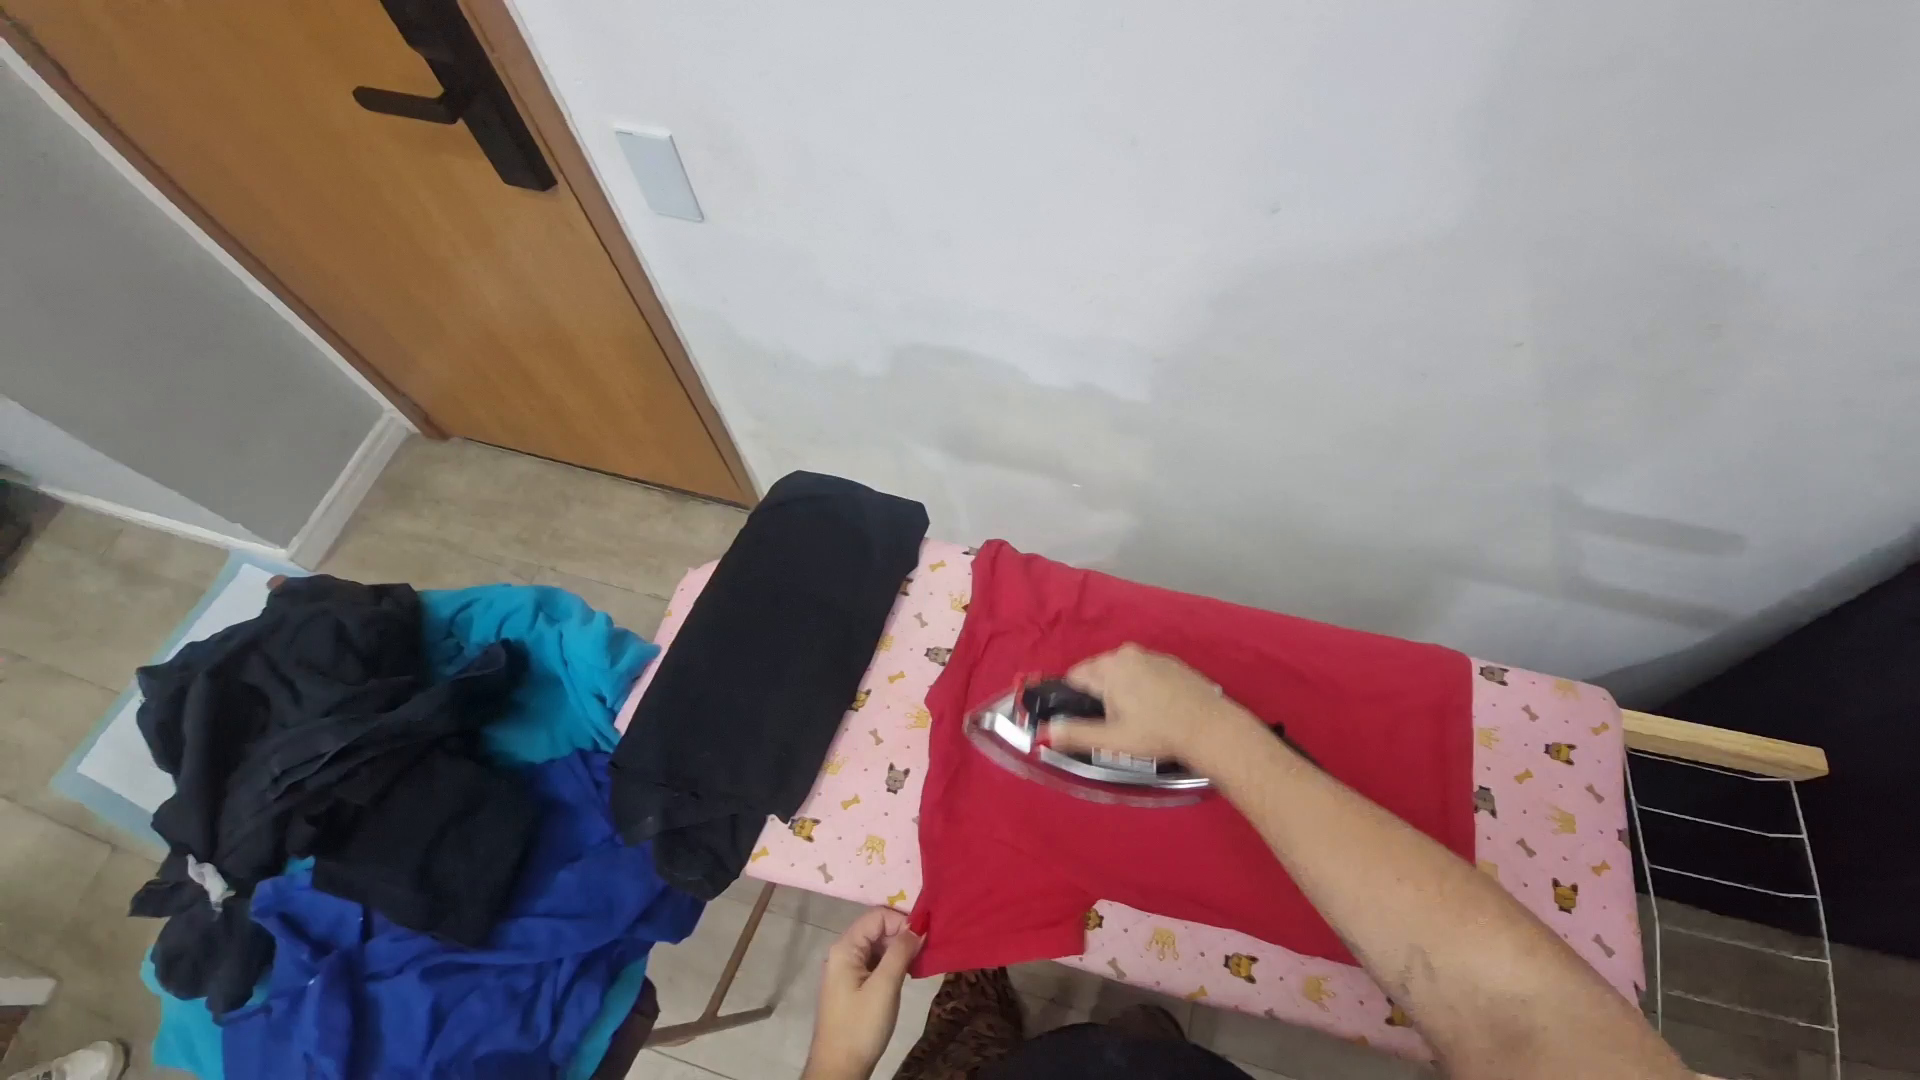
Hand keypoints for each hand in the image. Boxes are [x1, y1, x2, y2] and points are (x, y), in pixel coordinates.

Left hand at [803, 907, 921, 1079]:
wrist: (839, 1070)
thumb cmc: (861, 1026)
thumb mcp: (885, 987)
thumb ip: (901, 952)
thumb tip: (918, 926)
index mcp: (845, 948)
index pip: (877, 916)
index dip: (902, 920)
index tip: (924, 935)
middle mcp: (844, 952)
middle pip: (877, 929)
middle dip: (902, 934)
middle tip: (925, 950)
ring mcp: (847, 970)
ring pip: (878, 946)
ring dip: (899, 950)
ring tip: (920, 962)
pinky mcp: (853, 985)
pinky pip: (875, 963)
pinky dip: (892, 963)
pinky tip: (907, 974)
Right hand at [1047, 644, 1260, 767]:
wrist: (1210, 727)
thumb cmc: (1156, 734)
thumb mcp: (1112, 740)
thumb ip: (1075, 734)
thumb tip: (1043, 732)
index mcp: (1108, 668)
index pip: (1075, 676)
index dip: (1074, 698)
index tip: (1084, 716)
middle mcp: (1127, 654)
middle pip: (1098, 671)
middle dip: (1099, 693)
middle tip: (1112, 722)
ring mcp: (1152, 656)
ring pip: (1122, 671)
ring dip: (1121, 688)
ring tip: (1136, 717)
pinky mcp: (1172, 662)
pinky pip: (1144, 671)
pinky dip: (1143, 685)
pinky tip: (1156, 708)